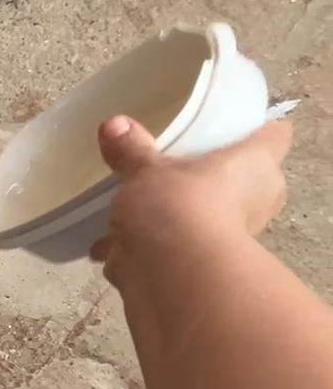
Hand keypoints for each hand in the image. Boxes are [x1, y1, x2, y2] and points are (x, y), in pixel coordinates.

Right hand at [91, 116, 291, 287]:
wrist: (170, 267)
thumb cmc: (176, 205)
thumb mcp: (144, 170)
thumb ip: (130, 149)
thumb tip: (114, 122)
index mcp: (256, 163)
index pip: (274, 135)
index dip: (255, 130)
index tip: (226, 130)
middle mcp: (258, 194)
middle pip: (246, 175)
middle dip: (215, 176)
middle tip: (176, 169)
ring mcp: (235, 229)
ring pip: (213, 211)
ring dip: (185, 211)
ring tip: (145, 207)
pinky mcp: (202, 257)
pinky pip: (178, 241)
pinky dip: (154, 242)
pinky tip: (121, 240)